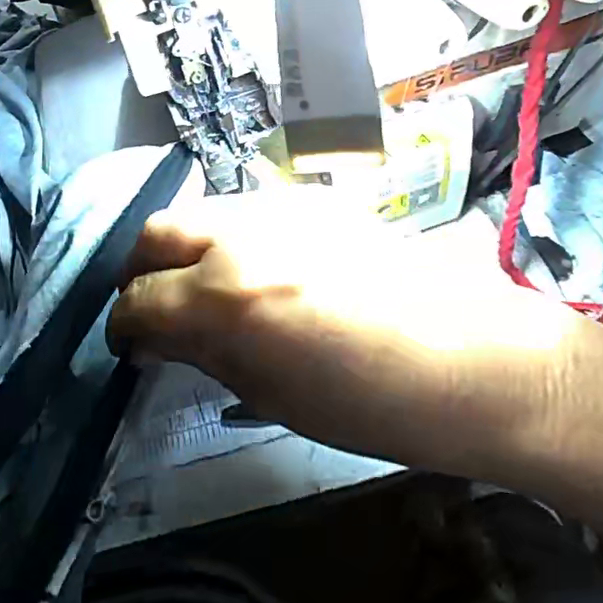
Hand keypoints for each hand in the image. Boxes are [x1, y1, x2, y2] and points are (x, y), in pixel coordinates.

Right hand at [106, 186, 592, 479]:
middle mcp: (238, 237)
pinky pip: (240, 209)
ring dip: (178, 247)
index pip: (141, 300)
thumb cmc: (375, 404)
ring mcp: (273, 208)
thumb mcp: (272, 395)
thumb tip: (158, 338)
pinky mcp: (306, 198)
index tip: (127, 344)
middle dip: (137, 271)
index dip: (123, 326)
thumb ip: (203, 353)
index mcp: (226, 299)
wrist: (479, 359)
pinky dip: (222, 235)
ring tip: (195, 283)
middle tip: (150, 305)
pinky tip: (248, 266)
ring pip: (194, 211)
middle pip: (154, 233)